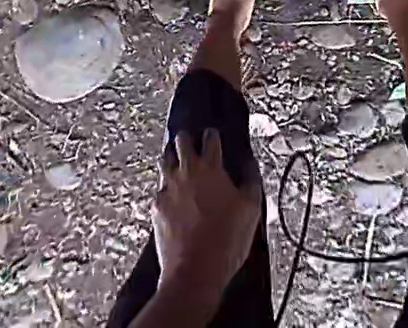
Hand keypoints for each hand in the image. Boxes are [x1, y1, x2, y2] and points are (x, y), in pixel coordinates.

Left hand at [152, 129, 262, 301]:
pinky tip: (171, 198)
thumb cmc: (226, 240)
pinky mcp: (156, 206)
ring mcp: (168, 187)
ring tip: (176, 163)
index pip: (210, 138)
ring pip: (164, 160)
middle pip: (181, 140)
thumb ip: (251, 181)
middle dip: (185, 138)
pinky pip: (159, 190)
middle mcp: (186, 171)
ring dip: (170, 158)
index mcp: (210, 168)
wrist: (194, 272)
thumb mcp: (251, 210)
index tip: (213, 136)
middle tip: (189, 142)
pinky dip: (165, 190)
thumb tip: (250, 164)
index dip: (212, 135)